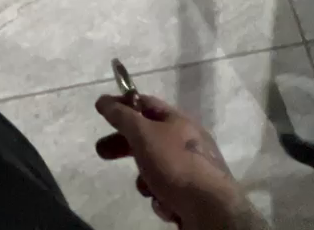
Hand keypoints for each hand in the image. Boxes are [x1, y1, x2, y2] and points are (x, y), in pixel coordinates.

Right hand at [95, 94, 263, 229]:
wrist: (212, 213)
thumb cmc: (175, 165)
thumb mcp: (142, 133)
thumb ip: (121, 115)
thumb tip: (103, 100)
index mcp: (179, 122)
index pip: (145, 103)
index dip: (122, 104)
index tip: (101, 111)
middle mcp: (188, 143)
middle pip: (147, 138)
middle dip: (123, 146)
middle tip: (101, 152)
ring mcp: (193, 171)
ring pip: (155, 167)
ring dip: (144, 177)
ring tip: (145, 187)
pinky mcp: (194, 196)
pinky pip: (167, 190)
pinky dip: (160, 196)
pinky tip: (164, 202)